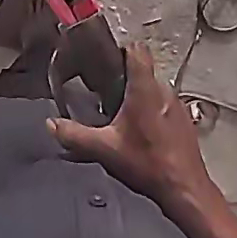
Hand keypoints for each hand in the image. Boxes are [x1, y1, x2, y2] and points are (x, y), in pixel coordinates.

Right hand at [48, 44, 219, 213]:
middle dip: (125, 79)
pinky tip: (141, 133)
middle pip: (143, 71)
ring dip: (139, 97)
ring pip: (154, 89)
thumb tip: (53, 125)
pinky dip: (152, 112)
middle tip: (107, 95)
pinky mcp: (184, 120)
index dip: (122, 49)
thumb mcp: (104, 149)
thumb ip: (74, 135)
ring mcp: (177, 105)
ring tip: (122, 117)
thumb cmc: (149, 165)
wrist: (183, 187)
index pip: (137, 50)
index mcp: (145, 90)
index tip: (108, 59)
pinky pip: (165, 106)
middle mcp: (164, 92)